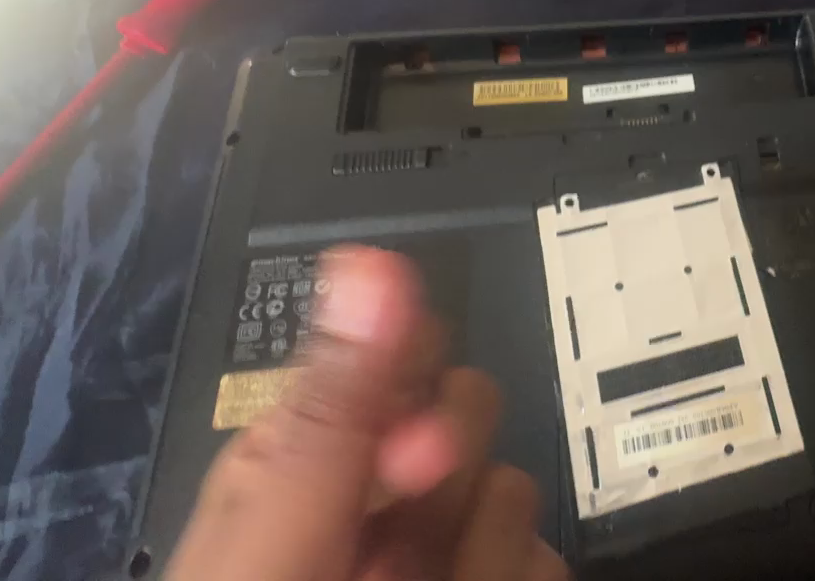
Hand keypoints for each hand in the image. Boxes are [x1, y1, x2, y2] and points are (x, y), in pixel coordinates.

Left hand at [165, 246, 569, 580]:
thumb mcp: (269, 556)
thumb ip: (334, 409)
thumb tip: (372, 263)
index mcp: (304, 459)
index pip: (394, 349)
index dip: (412, 378)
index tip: (404, 454)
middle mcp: (376, 492)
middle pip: (471, 408)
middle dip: (447, 487)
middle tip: (393, 565)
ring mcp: (439, 548)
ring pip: (515, 490)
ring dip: (477, 567)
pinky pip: (545, 557)